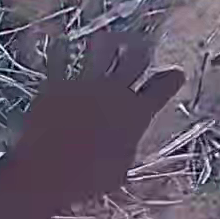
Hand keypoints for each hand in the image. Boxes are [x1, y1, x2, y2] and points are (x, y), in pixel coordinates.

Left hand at [7, 30, 184, 196]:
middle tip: (138, 45)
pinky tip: (60, 42)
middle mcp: (115, 92)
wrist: (46, 172)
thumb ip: (125, 147)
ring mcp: (84, 85)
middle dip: (139, 50)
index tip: (173, 75)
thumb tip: (125, 144)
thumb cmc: (86, 180)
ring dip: (104, 42)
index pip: (164, 86)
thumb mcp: (119, 170)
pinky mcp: (55, 85)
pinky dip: (60, 50)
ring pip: (101, 49)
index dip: (170, 79)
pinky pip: (59, 60)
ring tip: (104, 38)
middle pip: (135, 59)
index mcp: (137, 113)